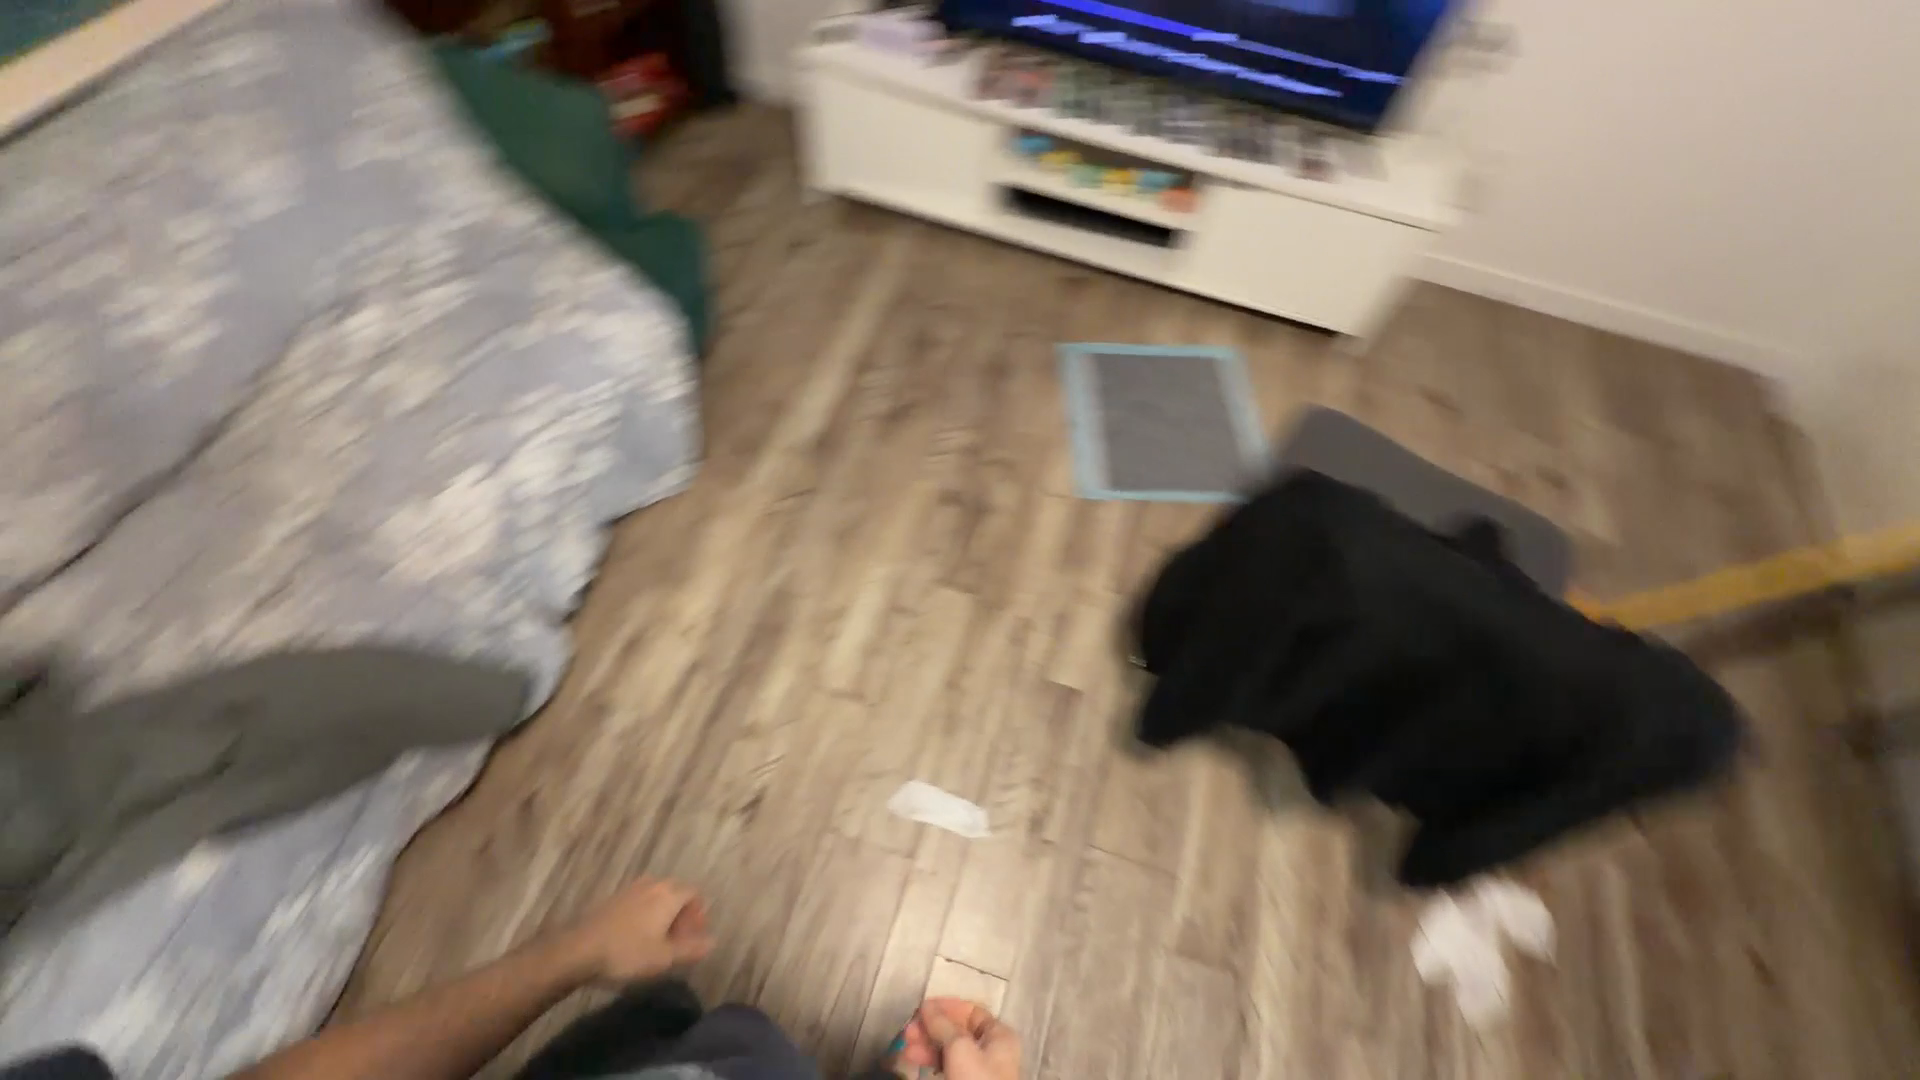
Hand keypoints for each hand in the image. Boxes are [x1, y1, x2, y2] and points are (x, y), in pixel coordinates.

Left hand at [555, 878, 714, 983]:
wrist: (578, 950)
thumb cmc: (628, 953)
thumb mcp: (664, 958)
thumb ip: (691, 949)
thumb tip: (713, 942)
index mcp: (669, 894)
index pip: (694, 894)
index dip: (698, 915)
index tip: (692, 937)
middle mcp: (653, 884)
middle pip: (676, 893)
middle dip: (681, 915)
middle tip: (677, 941)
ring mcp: (631, 889)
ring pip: (657, 897)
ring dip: (662, 915)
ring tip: (656, 941)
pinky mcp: (613, 898)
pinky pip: (640, 901)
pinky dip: (645, 915)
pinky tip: (634, 937)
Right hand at [894, 998, 1020, 1079]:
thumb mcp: (960, 1048)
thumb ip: (942, 1024)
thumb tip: (927, 1006)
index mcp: (999, 1036)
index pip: (972, 1011)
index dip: (947, 1007)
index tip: (922, 1008)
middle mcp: (990, 1051)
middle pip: (957, 1031)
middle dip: (930, 1028)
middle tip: (907, 1031)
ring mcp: (977, 1073)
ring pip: (948, 1050)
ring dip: (926, 1045)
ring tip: (905, 1048)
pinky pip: (945, 1068)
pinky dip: (929, 1062)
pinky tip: (913, 1062)